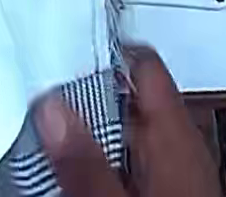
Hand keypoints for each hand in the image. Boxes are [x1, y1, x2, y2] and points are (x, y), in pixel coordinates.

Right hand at [38, 47, 220, 196]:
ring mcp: (176, 171)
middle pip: (127, 92)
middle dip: (86, 90)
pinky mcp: (169, 191)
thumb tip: (48, 106)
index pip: (141, 61)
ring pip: (126, 125)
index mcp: (174, 133)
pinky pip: (131, 154)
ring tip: (53, 130)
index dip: (103, 46)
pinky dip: (103, 152)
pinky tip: (78, 170)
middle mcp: (179, 145)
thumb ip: (82, 156)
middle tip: (46, 93)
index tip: (66, 43)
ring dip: (91, 124)